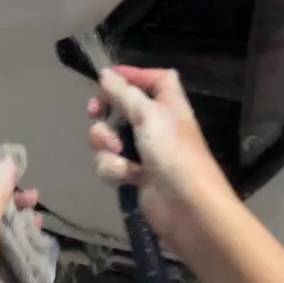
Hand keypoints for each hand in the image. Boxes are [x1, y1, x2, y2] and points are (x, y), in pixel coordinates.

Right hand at [86, 66, 235, 259]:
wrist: (188, 209)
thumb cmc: (173, 154)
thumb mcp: (148, 115)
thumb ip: (123, 93)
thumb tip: (106, 74)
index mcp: (167, 103)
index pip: (153, 78)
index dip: (133, 74)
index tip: (107, 78)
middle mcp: (154, 123)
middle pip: (121, 106)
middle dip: (105, 112)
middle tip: (95, 113)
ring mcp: (142, 150)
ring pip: (107, 136)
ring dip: (106, 145)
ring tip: (119, 154)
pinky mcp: (133, 174)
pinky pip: (109, 163)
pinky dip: (114, 169)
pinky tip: (128, 178)